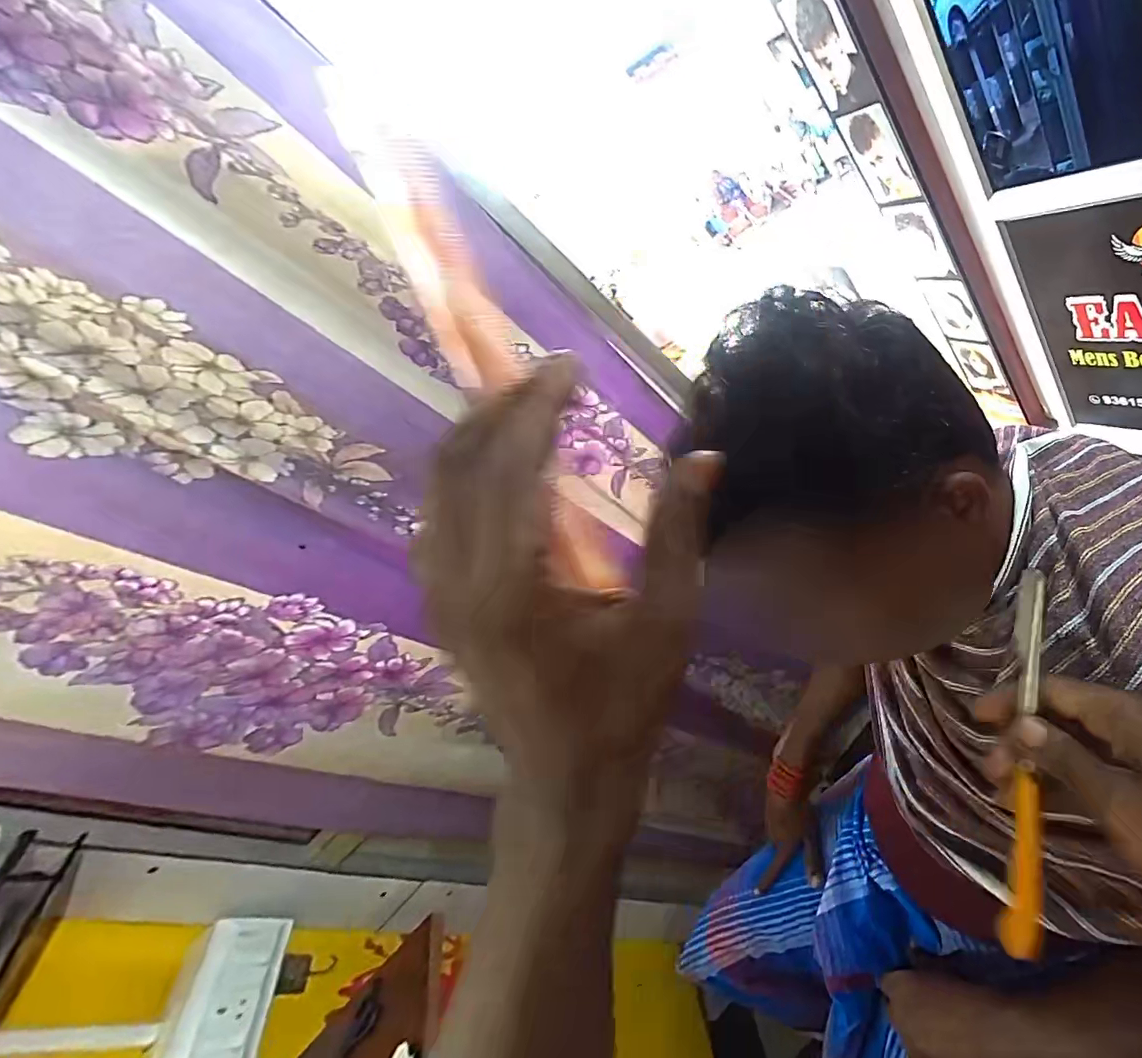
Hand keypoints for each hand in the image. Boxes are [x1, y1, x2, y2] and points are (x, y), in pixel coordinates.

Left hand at [414, 356, 720, 811]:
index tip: (571, 367)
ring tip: (526, 403)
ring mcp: (438, 591)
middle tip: (548, 374)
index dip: (539, 406)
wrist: (567, 773)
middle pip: (459, 462)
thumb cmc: (627, 700)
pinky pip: (439, 513)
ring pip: (438, 485)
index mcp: (516, 582)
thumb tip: (703, 457)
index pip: (514, 465)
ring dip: (480, 433)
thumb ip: (680, 532)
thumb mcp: (669, 617)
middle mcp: (459, 579)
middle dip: (501, 405)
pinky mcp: (440, 602)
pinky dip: (467, 470)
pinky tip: (504, 463)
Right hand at [757, 776, 821, 890]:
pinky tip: (788, 817)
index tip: (756, 894)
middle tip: (783, 856)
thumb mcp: (810, 838)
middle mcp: (773, 838)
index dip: (766, 882)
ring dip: (781, 836)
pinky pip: (776, 822)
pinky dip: (781, 823)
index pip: (774, 869)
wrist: (786, 786)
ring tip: (789, 834)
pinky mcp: (770, 809)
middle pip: (775, 850)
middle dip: (779, 854)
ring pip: (776, 835)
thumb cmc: (801, 815)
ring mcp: (770, 822)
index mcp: (782, 848)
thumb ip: (812, 860)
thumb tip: (814, 886)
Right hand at [974, 675, 1141, 916]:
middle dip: (1018, 738)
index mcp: (1122, 714)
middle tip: (989, 772)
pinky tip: (1026, 804)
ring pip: (1063, 746)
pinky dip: (1052, 785)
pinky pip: (1079, 772)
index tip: (975, 716)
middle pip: (1055, 716)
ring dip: (1030, 764)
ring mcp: (1124, 754)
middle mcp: (1120, 724)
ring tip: (1000, 792)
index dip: (1012, 698)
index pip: (1054, 689)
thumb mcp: (1118, 802)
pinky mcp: (1127, 783)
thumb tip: (1019, 722)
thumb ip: (1066, 760)